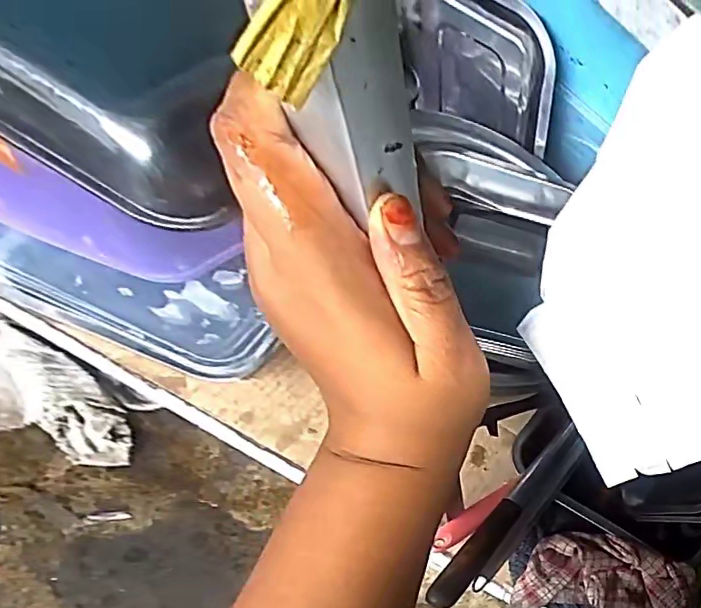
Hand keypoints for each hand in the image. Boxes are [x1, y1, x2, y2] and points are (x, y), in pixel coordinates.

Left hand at [209, 72, 487, 472]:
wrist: (390, 450)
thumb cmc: (425, 404)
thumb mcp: (445, 344)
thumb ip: (417, 272)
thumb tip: (390, 202)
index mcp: (316, 264)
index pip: (255, 143)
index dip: (272, 85)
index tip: (322, 65)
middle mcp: (277, 256)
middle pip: (261, 145)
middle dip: (334, 133)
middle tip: (413, 186)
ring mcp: (274, 267)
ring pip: (280, 173)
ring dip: (346, 173)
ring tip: (420, 228)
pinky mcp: (286, 276)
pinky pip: (292, 209)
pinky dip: (339, 202)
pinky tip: (397, 245)